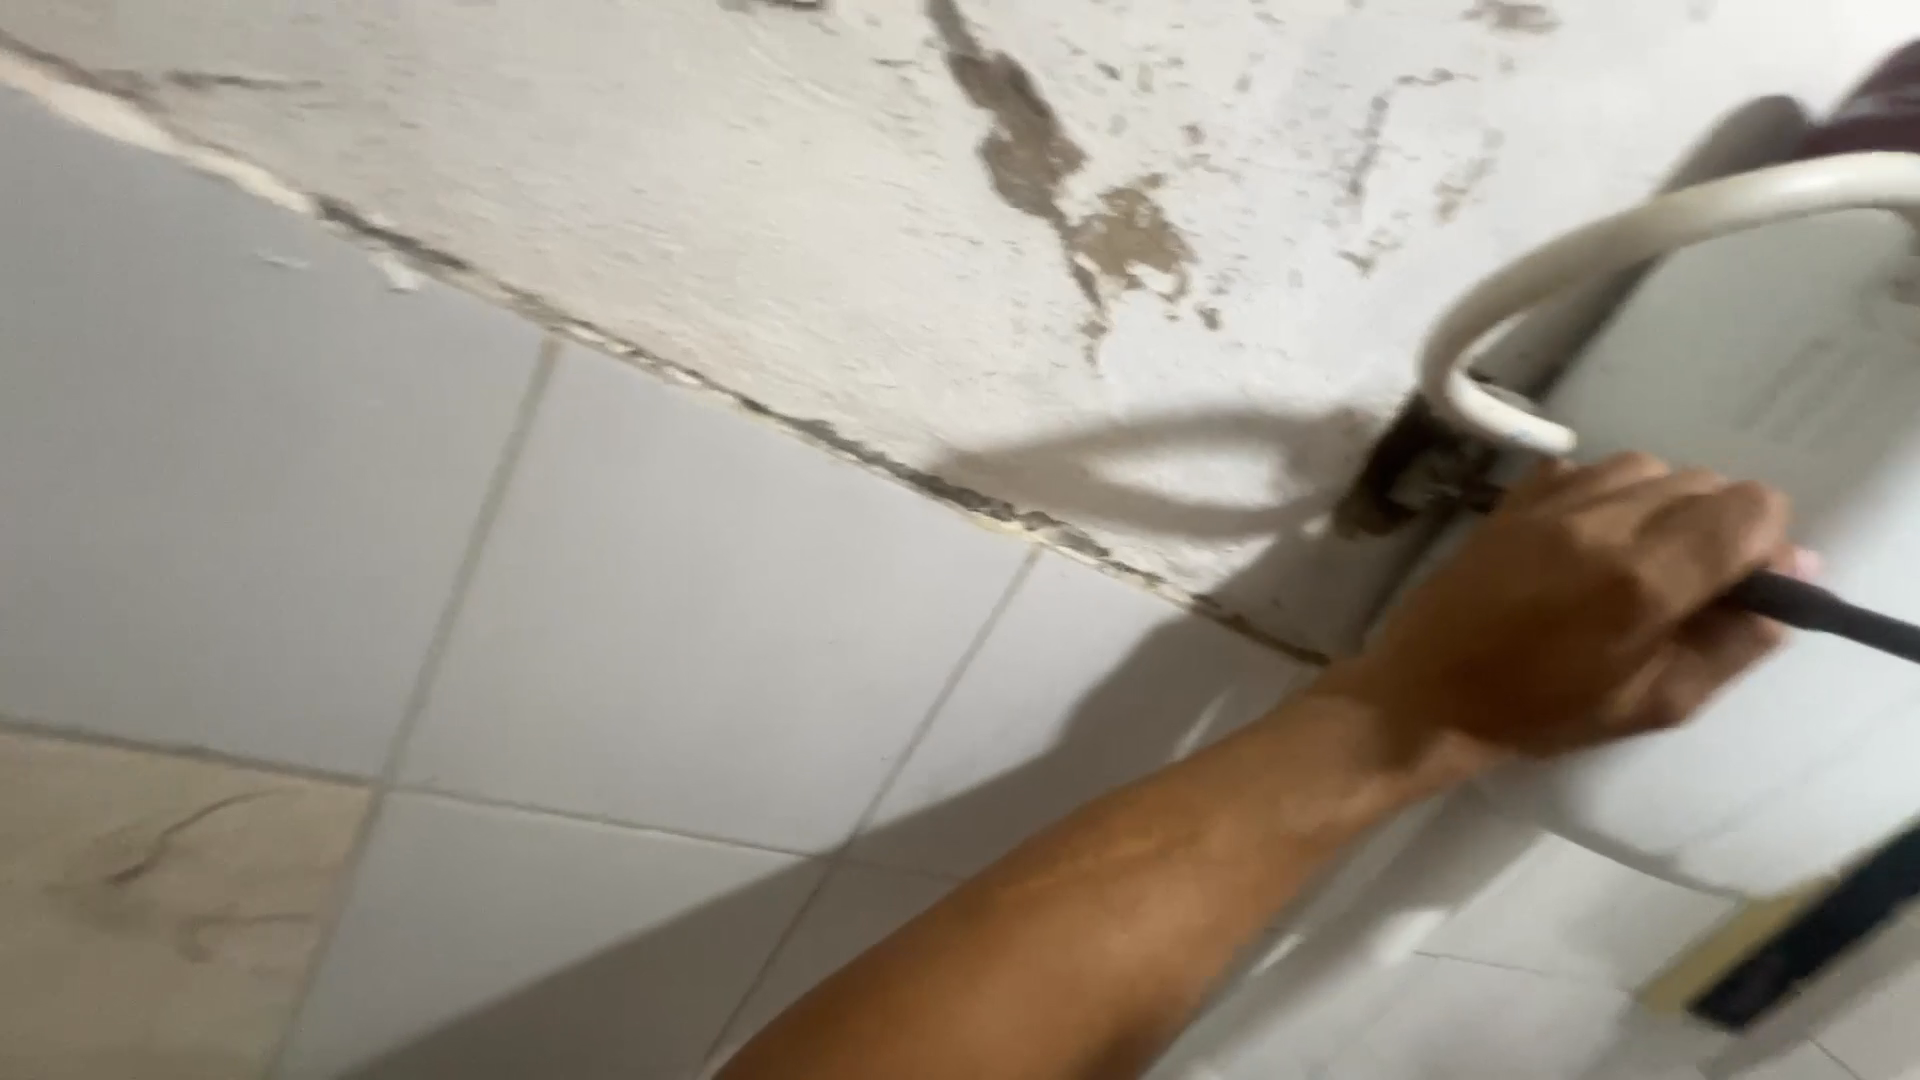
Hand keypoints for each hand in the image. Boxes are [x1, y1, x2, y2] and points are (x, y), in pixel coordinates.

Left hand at [1322, 453, 1801, 764]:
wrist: (1423, 691)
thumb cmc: (1537, 710)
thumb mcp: (1658, 701)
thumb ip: (1735, 639)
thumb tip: (1795, 574)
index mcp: (1641, 577)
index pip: (1751, 508)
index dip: (1762, 543)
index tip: (1738, 582)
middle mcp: (1594, 525)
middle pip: (1701, 482)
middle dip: (1714, 524)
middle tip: (1683, 577)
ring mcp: (1539, 509)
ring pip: (1639, 467)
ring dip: (1656, 502)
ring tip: (1631, 554)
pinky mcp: (1500, 508)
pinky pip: (1573, 470)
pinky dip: (1594, 491)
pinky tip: (1578, 536)